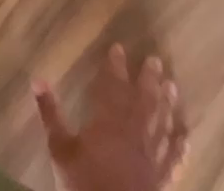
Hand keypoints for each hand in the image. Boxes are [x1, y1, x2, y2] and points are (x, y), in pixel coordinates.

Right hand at [33, 46, 186, 190]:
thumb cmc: (82, 183)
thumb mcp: (59, 148)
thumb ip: (50, 113)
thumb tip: (38, 79)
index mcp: (108, 123)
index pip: (112, 87)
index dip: (115, 67)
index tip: (118, 48)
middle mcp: (134, 134)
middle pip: (143, 102)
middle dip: (148, 80)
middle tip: (156, 60)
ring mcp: (151, 157)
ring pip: (162, 124)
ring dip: (168, 104)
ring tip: (173, 86)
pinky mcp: (162, 178)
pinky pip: (174, 157)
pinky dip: (181, 145)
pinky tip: (186, 135)